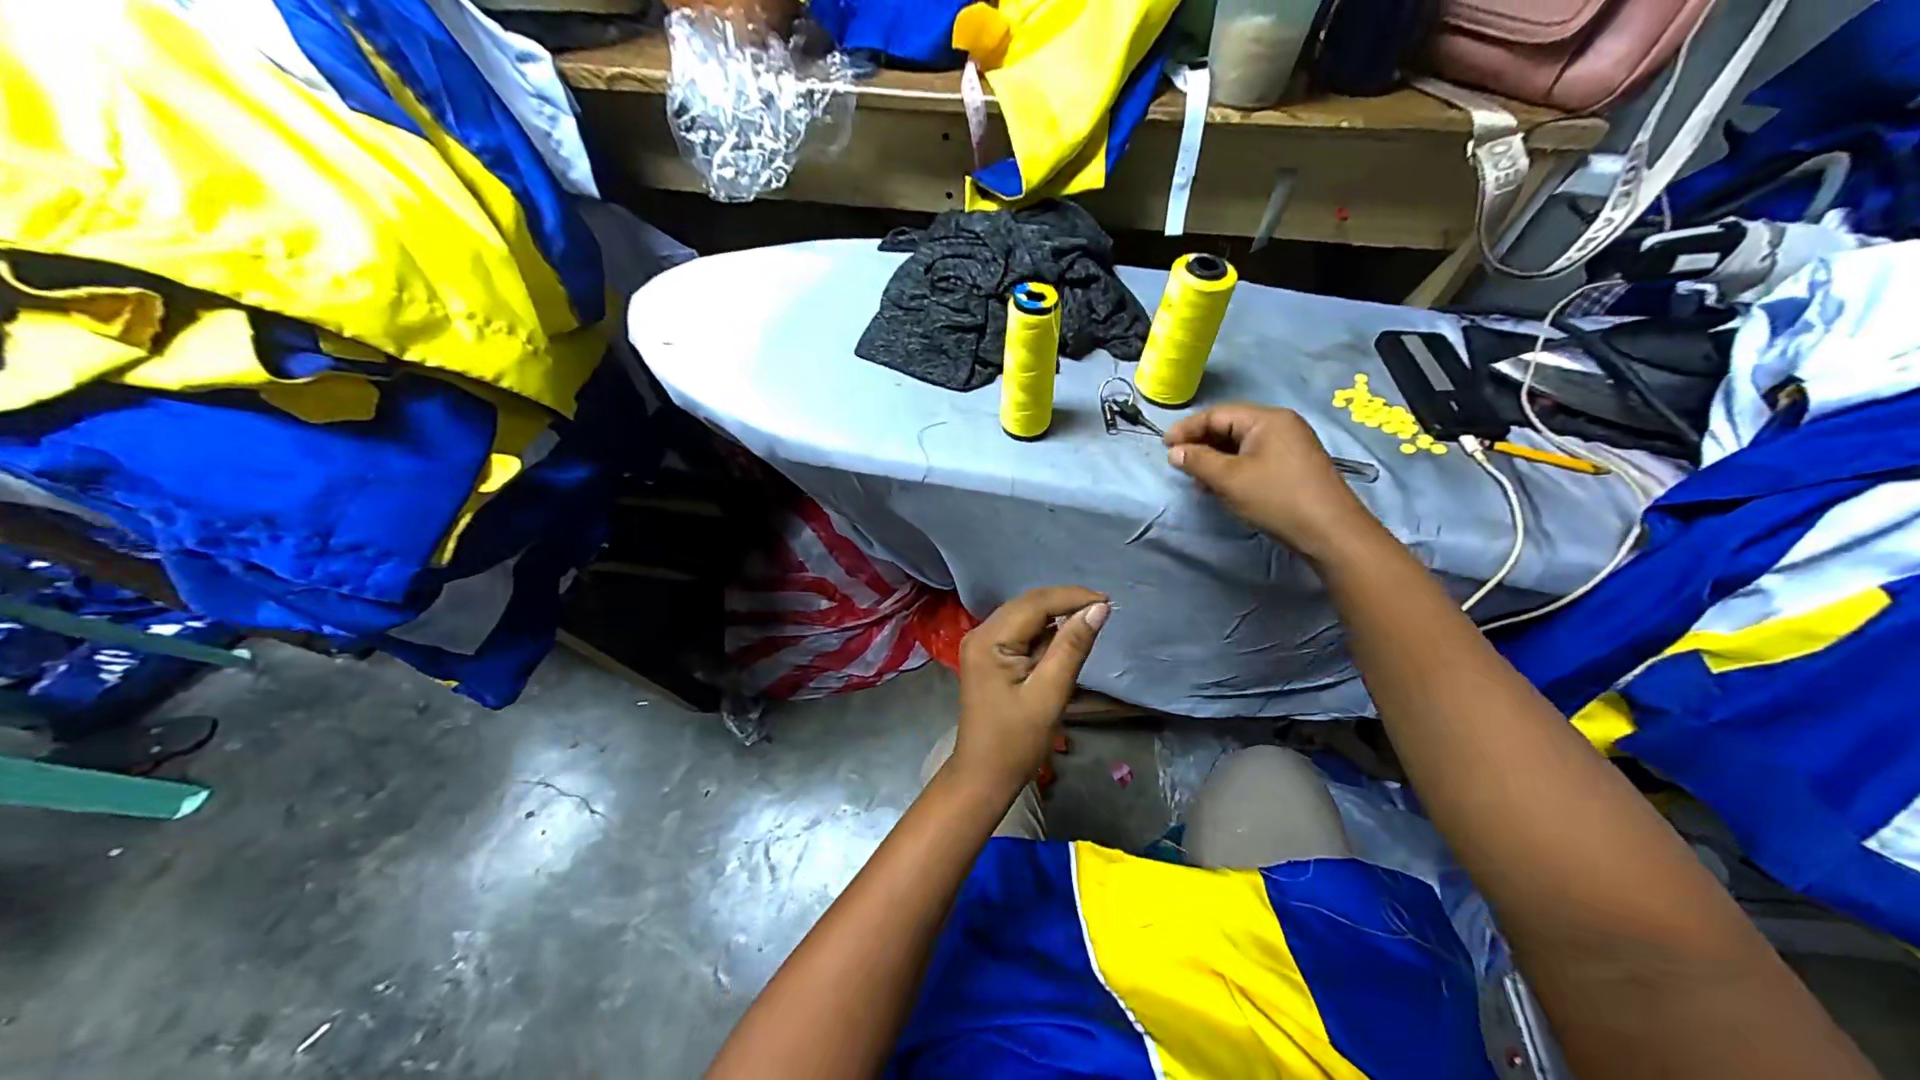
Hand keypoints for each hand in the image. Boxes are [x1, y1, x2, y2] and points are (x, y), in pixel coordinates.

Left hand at [953, 586, 1109, 791]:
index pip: (1035, 603)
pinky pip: (1021, 633)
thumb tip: (1098, 609)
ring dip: (1057, 617)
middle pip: (1028, 605)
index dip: (1072, 597)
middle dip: (1065, 603)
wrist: (985, 775)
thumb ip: (1072, 647)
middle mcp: (980, 634)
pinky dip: (1045, 633)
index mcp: (988, 640)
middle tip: (1103, 610)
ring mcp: (982, 645)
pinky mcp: (989, 657)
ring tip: (1091, 621)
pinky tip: (1067, 639)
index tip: (1107, 602)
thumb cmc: (1016, 741)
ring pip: (1026, 617)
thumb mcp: (1050, 693)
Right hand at [1163, 404, 1383, 562]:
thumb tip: (1175, 451)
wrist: (1330, 532)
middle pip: (1230, 426)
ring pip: (1241, 444)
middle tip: (1178, 462)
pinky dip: (1233, 467)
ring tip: (1197, 478)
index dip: (1187, 428)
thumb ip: (1198, 461)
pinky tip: (1221, 485)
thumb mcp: (1230, 479)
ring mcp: (1290, 444)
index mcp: (1267, 419)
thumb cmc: (1277, 498)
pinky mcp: (1293, 465)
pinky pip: (1254, 457)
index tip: (1164, 446)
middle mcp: (1281, 424)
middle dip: (1201, 443)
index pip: (1217, 414)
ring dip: (1216, 458)